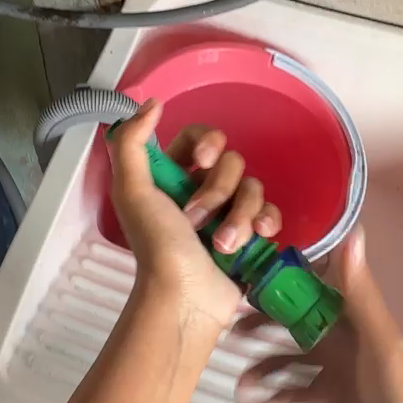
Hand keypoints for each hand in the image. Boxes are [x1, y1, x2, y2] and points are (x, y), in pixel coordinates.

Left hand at [107, 99, 283, 331]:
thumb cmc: (156, 246)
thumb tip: (152, 103)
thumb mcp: (132, 190)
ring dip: (239, 216)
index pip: (200, 137)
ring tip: (222, 244)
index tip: (202, 161)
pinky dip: (265, 223)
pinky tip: (258, 237)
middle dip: (218, 192)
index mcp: (172, 177)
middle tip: (198, 220)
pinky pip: (270, 213)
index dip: (207, 142)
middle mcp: (200, 190)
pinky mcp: (250, 236)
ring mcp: (227, 214)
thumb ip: (132, 142)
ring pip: (252, 188)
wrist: (184, 300)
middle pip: (231, 162)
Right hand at [235, 227, 402, 402]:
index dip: (284, 281)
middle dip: (263, 326)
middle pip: (296, 323)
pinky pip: (297, 394)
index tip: (248, 277)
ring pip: (291, 360)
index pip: (316, 289)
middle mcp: (345, 338)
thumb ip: (361, 294)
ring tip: (240, 388)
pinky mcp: (332, 401)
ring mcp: (338, 370)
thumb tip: (352, 234)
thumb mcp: (381, 345)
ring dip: (264, 370)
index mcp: (357, 319)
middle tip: (230, 332)